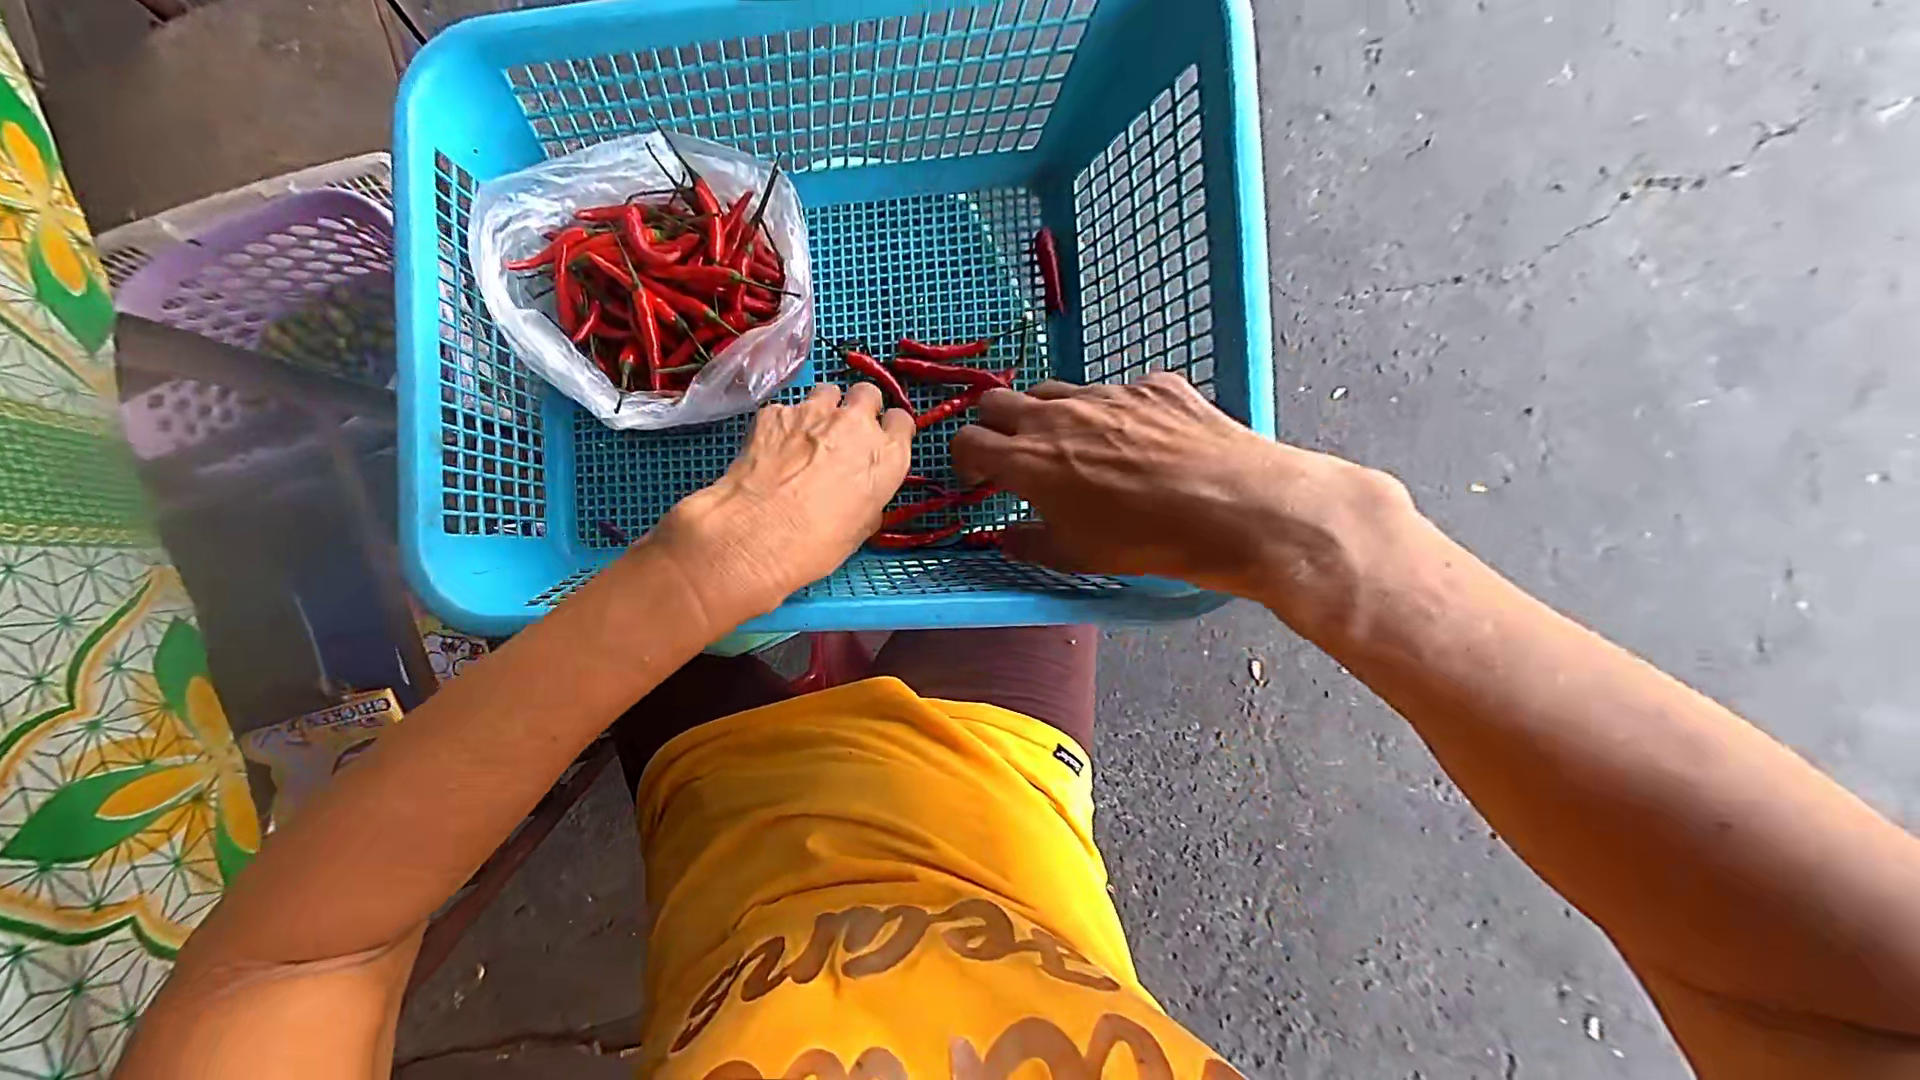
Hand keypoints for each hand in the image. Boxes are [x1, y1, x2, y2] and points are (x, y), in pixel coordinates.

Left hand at [645, 382, 913, 625]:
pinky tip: (773, 447)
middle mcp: (856, 425)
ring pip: (828, 392)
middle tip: (844, 433)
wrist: (755, 536)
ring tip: (808, 434)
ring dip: (823, 408)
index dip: (889, 431)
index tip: (879, 442)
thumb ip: (870, 497)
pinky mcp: (775, 412)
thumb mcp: (860, 529)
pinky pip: (787, 409)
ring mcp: (814, 412)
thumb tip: (861, 493)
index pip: (902, 421)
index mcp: (887, 456)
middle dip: (859, 408)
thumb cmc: (815, 545)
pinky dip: (784, 423)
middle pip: (867, 394)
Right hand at [950, 373, 1417, 634]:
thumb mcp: (1078, 555)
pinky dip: (1111, 413)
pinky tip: (1140, 440)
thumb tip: (1006, 536)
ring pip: (1053, 390)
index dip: (966, 459)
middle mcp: (1058, 414)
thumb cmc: (1147, 541)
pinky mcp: (1152, 384)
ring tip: (1075, 445)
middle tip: (1016, 454)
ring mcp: (1106, 392)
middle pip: (997, 400)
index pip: (967, 440)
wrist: (1238, 508)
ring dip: (1047, 415)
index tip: (981, 478)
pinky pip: (1115, 391)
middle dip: (995, 426)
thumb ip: (1030, 542)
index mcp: (1029, 458)